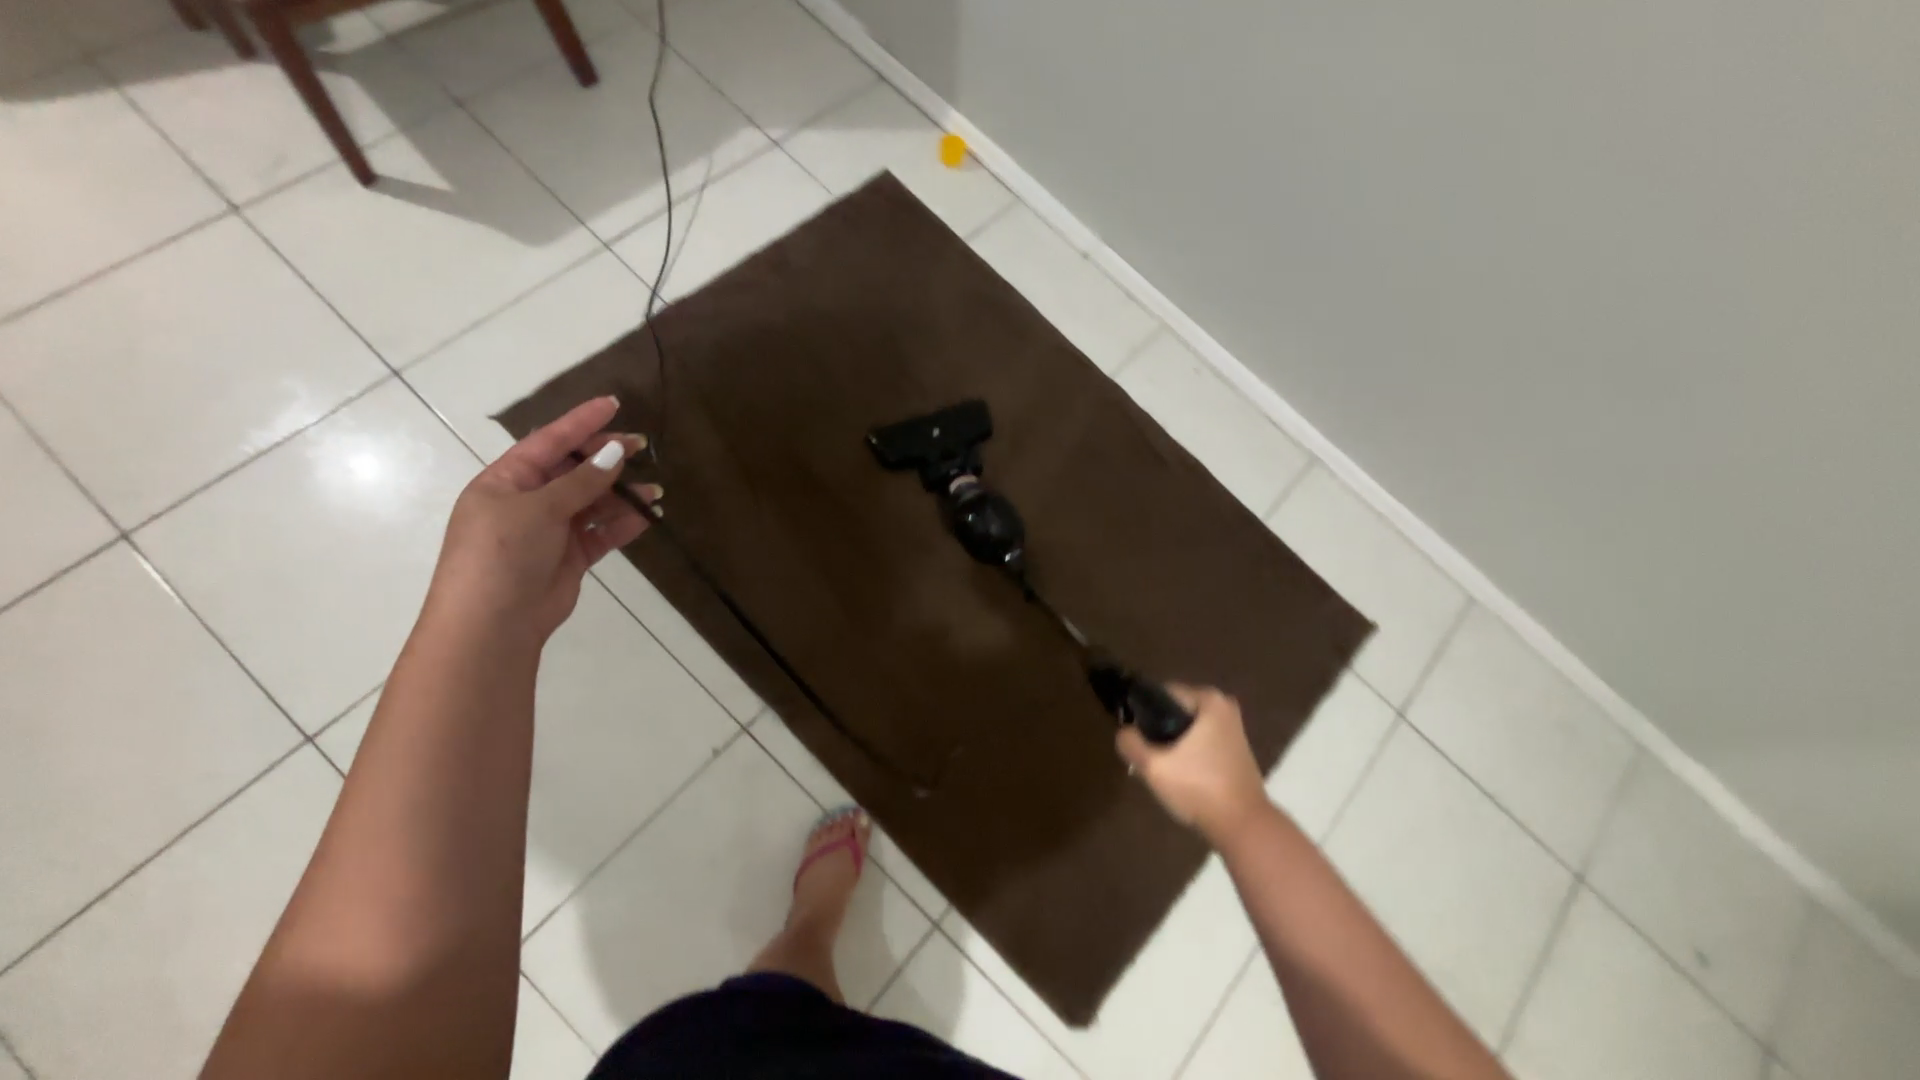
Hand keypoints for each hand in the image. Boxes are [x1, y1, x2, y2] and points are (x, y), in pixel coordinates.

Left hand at [427, 396, 660, 642]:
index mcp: (505, 481)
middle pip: (573, 470)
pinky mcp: (570, 557)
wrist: (492, 624)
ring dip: (622, 494)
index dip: (581, 422)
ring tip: (654, 489)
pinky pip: (601, 532)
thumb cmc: (502, 554)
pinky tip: (648, 515)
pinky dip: (624, 523)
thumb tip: (615, 452)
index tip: (614, 404)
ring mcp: (549, 531)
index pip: (548, 441)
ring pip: (592, 502)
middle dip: (607, 458)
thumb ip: (580, 482)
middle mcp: (527, 501)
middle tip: (642, 446)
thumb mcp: (538, 509)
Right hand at [1117, 684, 1271, 844]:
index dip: (1142, 712)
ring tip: (1161, 769)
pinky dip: (1188, 753)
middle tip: (1146, 757)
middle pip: (1175, 711)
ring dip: (1172, 744)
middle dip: (1158, 731)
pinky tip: (1180, 776)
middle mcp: (1224, 707)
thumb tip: (1125, 732)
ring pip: (1188, 728)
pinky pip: (1201, 742)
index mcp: (1209, 700)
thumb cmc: (1198, 789)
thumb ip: (1131, 742)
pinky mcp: (1236, 750)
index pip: (1162, 693)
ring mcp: (1234, 729)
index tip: (1133, 736)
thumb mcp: (1153, 766)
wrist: (1243, 826)